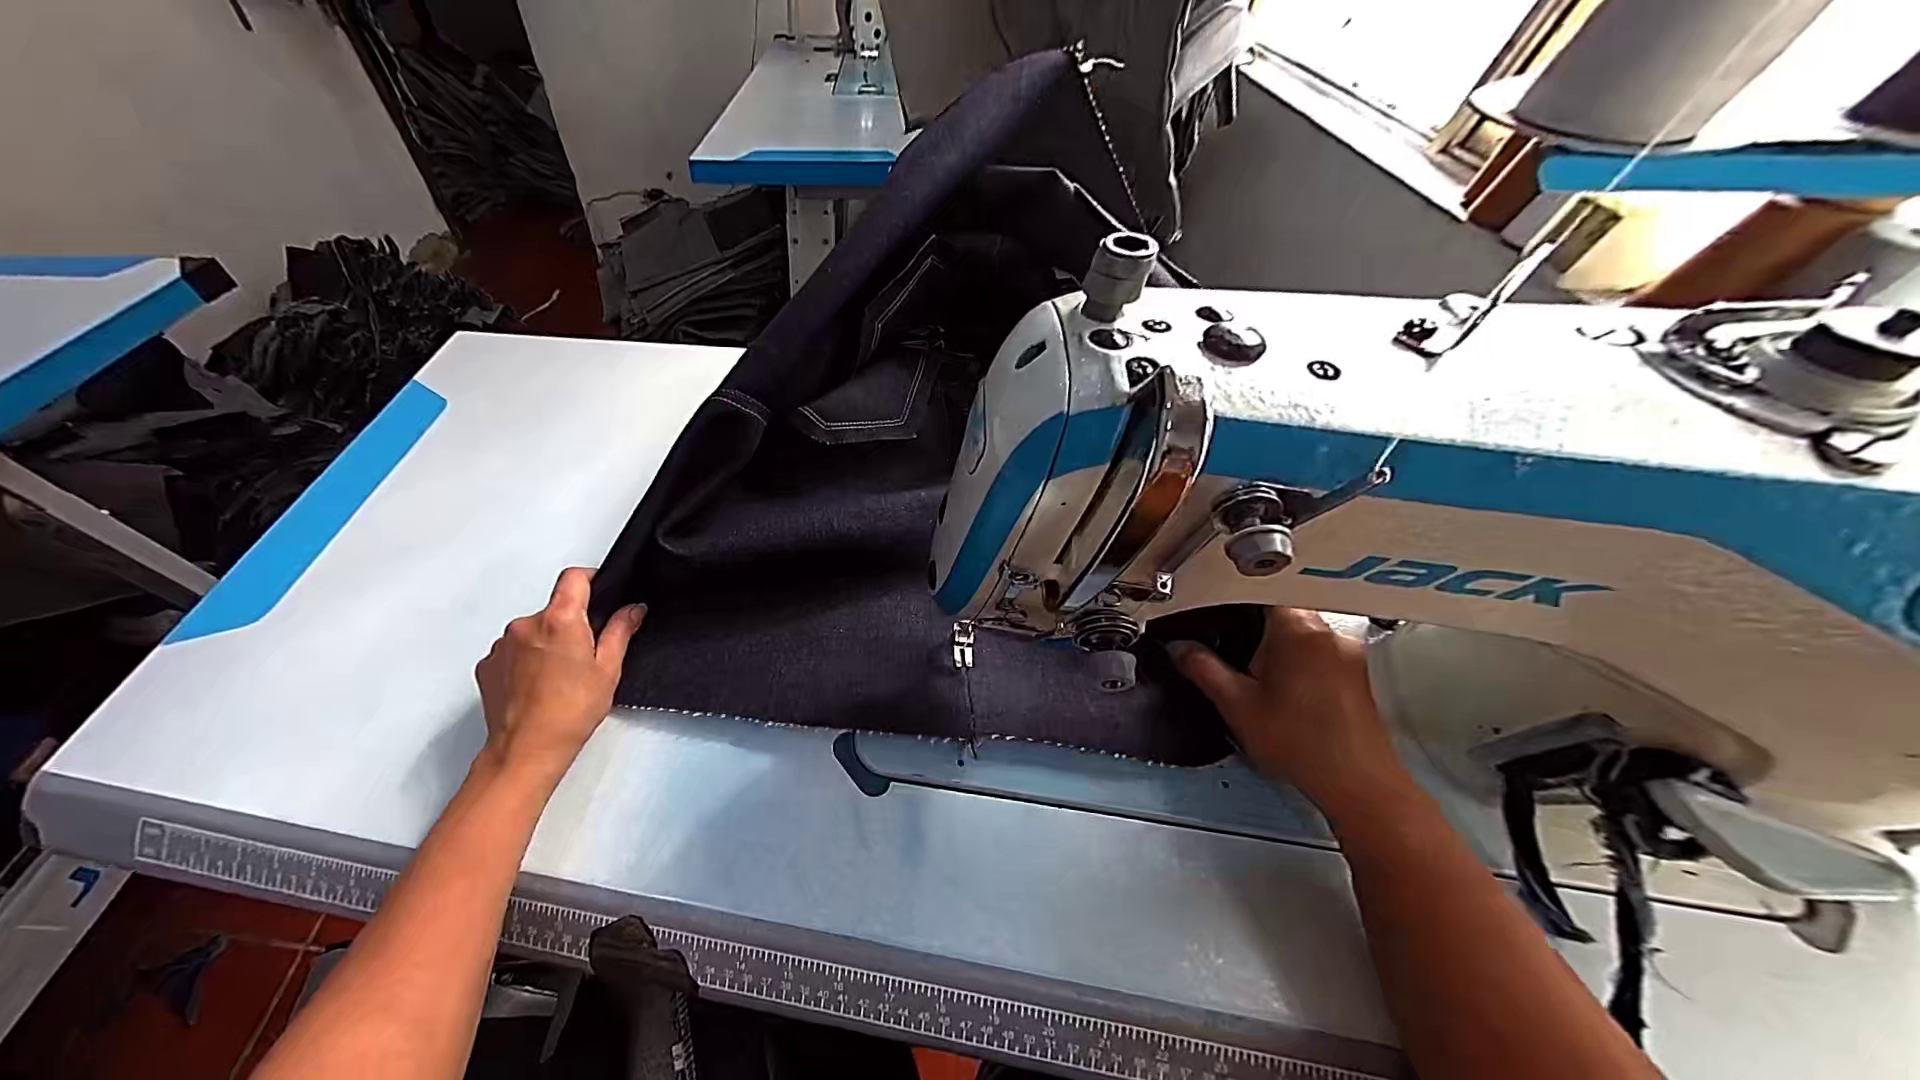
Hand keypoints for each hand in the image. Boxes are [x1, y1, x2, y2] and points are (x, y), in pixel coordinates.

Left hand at [474, 567, 644, 781]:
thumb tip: (632, 609)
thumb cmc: (569, 712)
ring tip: (563, 674)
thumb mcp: (609, 668)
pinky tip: (543, 683)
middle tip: (588, 652)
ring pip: (534, 629)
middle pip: (555, 606)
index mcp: (560, 620)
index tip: (601, 589)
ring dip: (548, 642)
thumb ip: (621, 630)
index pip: (574, 577)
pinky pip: (513, 650)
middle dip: (573, 622)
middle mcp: (526, 625)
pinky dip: (528, 659)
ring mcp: (503, 645)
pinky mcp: (488, 665)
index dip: (591, 579)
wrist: (527, 748)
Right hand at [1170, 608, 1413, 817]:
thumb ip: (1202, 668)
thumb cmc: (1304, 746)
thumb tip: (1179, 648)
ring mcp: (1348, 652)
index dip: (1235, 595)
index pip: (1263, 587)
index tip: (1218, 605)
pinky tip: (1285, 690)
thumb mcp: (1236, 704)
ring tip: (1261, 676)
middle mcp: (1329, 633)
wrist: (1357, 784)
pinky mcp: (1355, 672)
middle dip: (1254, 625)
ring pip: (1302, 628)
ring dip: (1278, 643)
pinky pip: (1319, 648)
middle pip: (1283, 607)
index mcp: (1298, 630)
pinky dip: (1298, 659)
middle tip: (1236, 650)